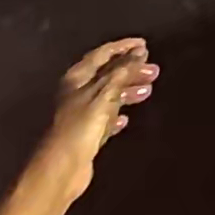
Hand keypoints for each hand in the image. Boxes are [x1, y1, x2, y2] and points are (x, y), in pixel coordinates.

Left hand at [34, 38, 158, 200]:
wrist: (61, 171)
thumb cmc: (81, 126)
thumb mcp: (105, 93)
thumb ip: (123, 71)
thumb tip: (141, 51)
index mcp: (77, 78)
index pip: (103, 53)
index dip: (124, 46)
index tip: (145, 44)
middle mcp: (78, 92)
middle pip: (108, 74)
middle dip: (131, 69)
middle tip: (154, 70)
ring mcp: (81, 113)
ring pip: (110, 94)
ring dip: (129, 90)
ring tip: (149, 90)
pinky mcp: (86, 134)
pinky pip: (106, 117)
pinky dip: (118, 114)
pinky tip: (127, 118)